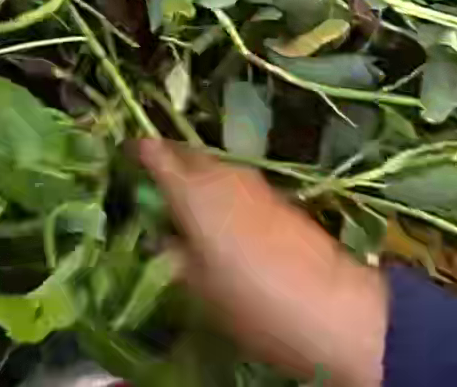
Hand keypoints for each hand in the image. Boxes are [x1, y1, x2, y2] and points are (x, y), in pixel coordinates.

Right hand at [136, 139, 387, 386]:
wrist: (334, 307)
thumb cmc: (251, 298)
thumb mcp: (198, 288)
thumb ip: (173, 256)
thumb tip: (161, 240)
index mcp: (189, 188)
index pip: (153, 151)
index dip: (135, 149)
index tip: (122, 155)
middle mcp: (216, 172)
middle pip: (183, 152)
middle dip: (165, 160)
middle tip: (152, 184)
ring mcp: (248, 179)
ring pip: (209, 165)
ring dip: (194, 176)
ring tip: (185, 204)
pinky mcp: (273, 193)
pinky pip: (232, 181)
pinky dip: (219, 190)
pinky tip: (220, 219)